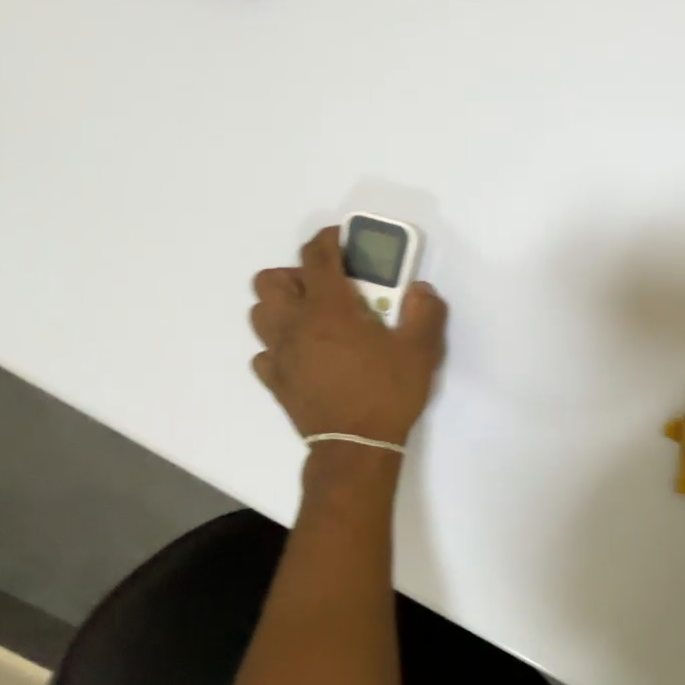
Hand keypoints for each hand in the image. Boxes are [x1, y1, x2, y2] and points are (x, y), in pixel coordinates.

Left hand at [249, 227, 448, 444]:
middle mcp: (295, 324)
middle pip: (271, 280)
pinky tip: (304, 356)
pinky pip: (264, 353)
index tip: (342, 237)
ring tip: (312, 320)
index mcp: (329, 308)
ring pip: (260, 313)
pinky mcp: (276, 381)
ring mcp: (279, 354)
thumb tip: (420, 290)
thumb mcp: (422, 351)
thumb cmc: (388, 393)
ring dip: (281, 308)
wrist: (357, 446)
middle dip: (296, 275)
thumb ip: (425, 312)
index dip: (328, 239)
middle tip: (328, 289)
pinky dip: (280, 347)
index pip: (317, 257)